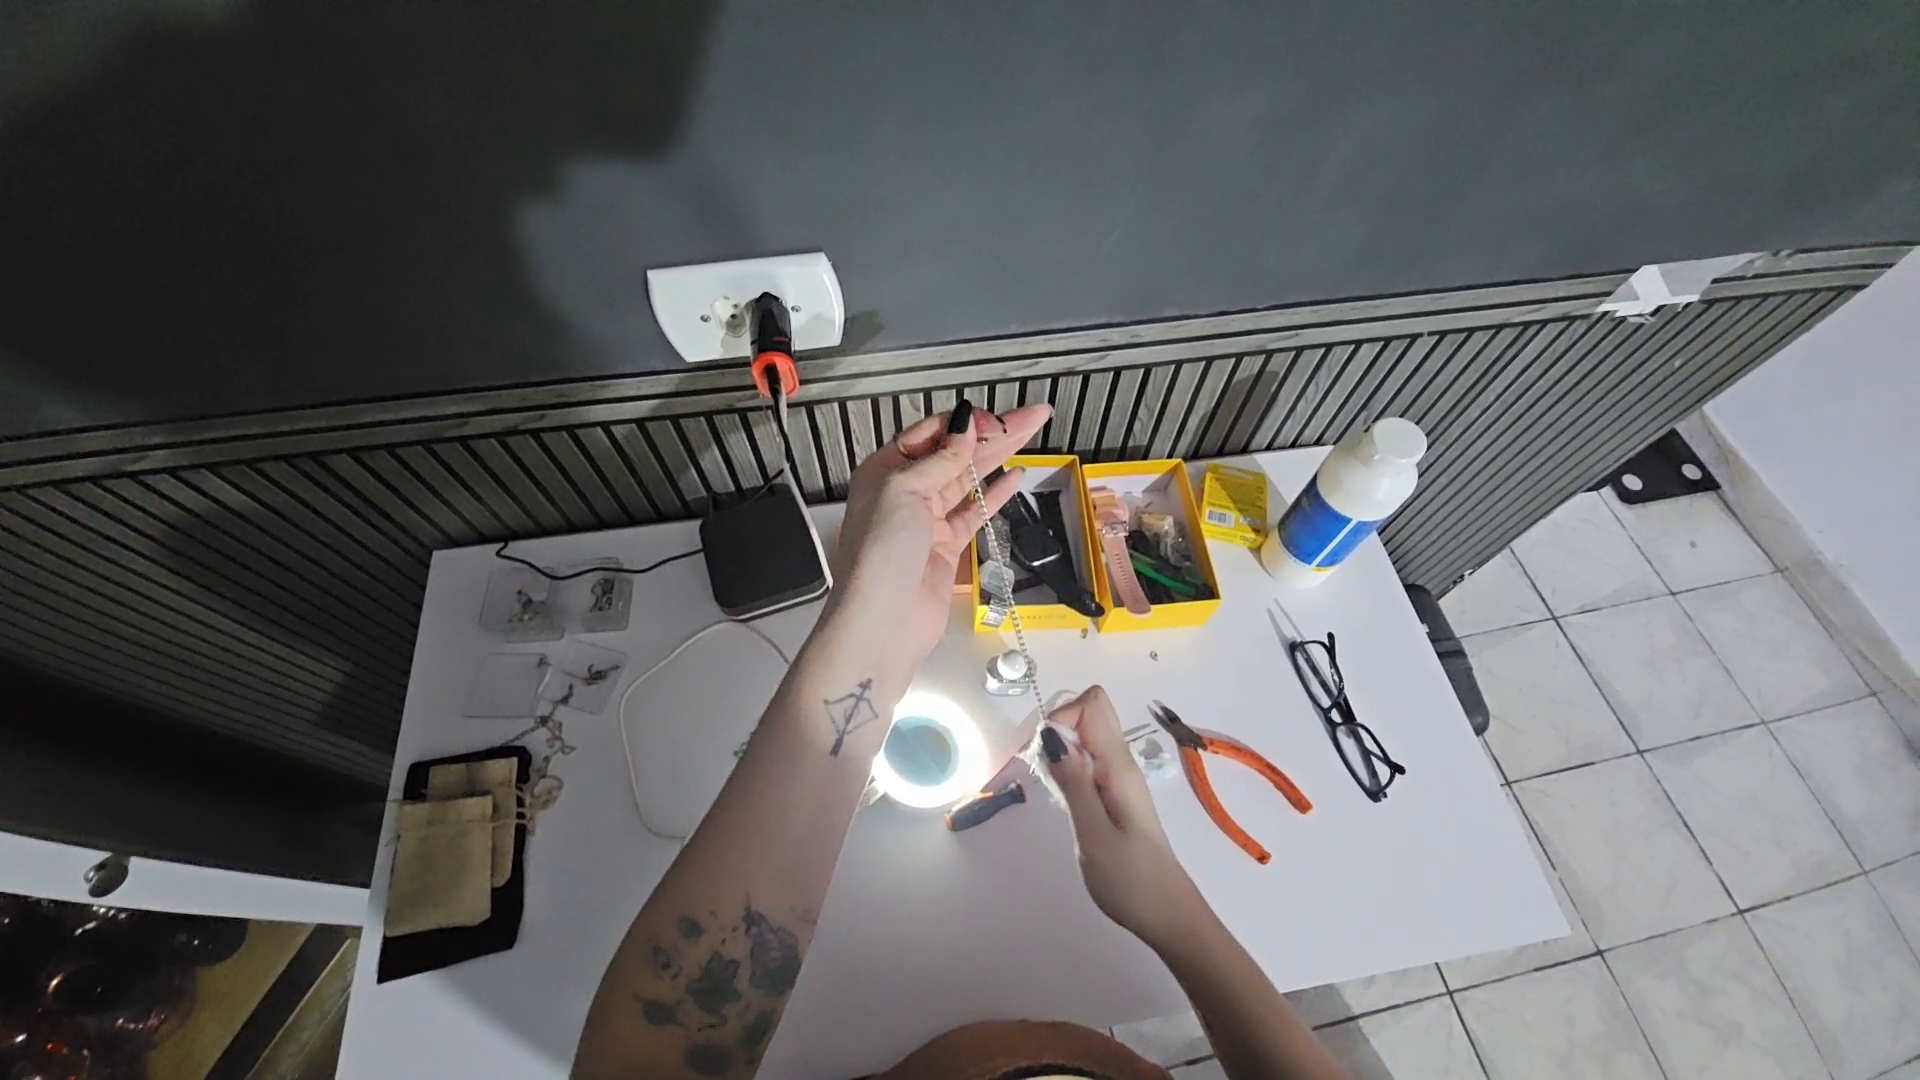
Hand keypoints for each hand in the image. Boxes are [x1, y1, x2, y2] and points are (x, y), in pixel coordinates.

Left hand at [826, 399, 1051, 671]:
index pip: (931, 434)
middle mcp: (906, 492)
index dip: (965, 423)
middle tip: (1033, 415)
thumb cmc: (882, 552)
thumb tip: (966, 427)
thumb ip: (939, 459)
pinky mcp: (947, 547)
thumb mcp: (903, 491)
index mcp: (885, 470)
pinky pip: (975, 512)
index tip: (996, 419)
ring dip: (1000, 457)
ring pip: (969, 480)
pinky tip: (1017, 476)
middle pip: (956, 453)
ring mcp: (928, 520)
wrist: (884, 621)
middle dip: (994, 433)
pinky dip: (997, 494)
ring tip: (1032, 434)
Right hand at [1042, 686, 1209, 950]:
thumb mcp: (1093, 834)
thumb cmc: (1131, 881)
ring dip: (1061, 746)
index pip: (1091, 704)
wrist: (1168, 916)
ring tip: (1050, 784)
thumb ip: (1072, 782)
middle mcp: (1121, 762)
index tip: (1043, 755)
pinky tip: (1062, 795)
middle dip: (1057, 726)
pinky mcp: (1114, 791)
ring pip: (1087, 734)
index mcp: (1119, 766)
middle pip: (1090, 711)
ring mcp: (1119, 776)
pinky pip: (1088, 758)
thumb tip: (1051, 734)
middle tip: (1042, 768)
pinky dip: (1069, 765)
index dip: (1061, 718)